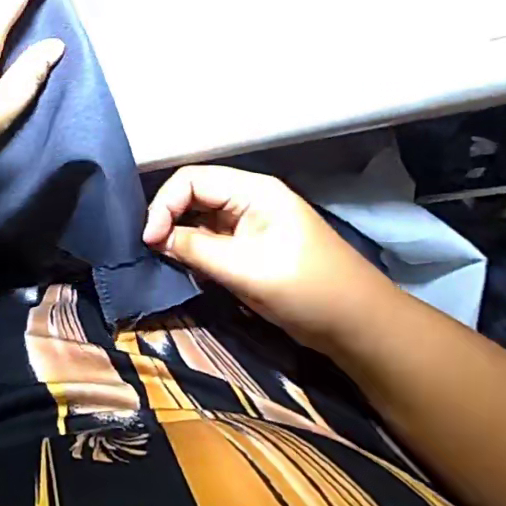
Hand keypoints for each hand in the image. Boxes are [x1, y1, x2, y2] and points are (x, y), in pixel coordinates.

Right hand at [144, 166, 394, 356]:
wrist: (356, 324)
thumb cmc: (307, 289)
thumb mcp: (245, 269)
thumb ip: (195, 249)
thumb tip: (155, 239)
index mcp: (254, 191)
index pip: (192, 180)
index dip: (164, 204)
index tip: (149, 240)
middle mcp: (249, 200)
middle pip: (194, 196)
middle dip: (168, 218)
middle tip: (151, 250)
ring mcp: (250, 225)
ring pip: (200, 219)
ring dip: (179, 236)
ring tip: (163, 260)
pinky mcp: (250, 249)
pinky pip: (211, 241)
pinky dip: (194, 252)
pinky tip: (184, 267)